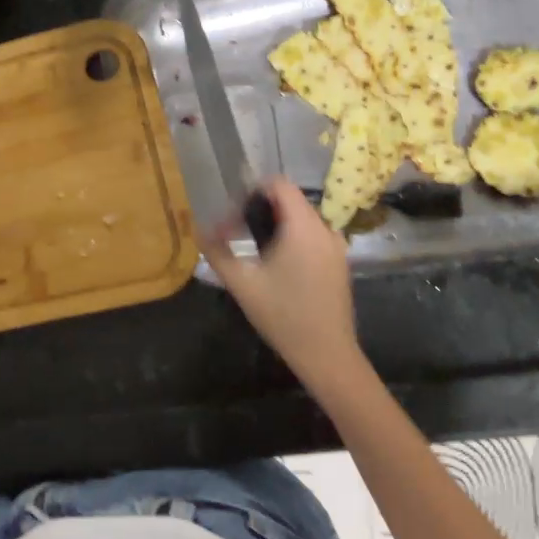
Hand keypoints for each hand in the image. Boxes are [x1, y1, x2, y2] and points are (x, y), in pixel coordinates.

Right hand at [203, 181, 365, 389]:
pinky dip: (292, 241)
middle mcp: (325, 229)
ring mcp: (336, 247)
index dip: (253, 191)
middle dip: (260, 212)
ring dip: (276, 227)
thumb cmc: (283, 315)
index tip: (234, 214)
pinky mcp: (339, 264)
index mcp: (303, 227)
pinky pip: (312, 237)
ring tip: (254, 253)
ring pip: (301, 221)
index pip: (279, 185)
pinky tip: (277, 269)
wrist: (327, 354)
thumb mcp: (241, 283)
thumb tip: (198, 228)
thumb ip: (217, 251)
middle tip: (235, 236)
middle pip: (290, 202)